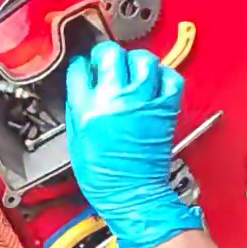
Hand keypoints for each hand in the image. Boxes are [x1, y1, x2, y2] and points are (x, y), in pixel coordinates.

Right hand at [65, 41, 201, 247]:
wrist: (131, 194)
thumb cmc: (103, 174)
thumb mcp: (75, 138)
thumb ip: (78, 107)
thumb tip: (82, 86)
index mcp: (88, 108)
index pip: (80, 68)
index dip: (82, 65)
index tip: (85, 68)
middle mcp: (115, 99)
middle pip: (111, 53)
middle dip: (107, 54)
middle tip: (108, 63)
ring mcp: (144, 102)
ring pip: (144, 59)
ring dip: (136, 61)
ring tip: (133, 71)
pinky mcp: (165, 109)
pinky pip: (171, 78)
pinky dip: (164, 75)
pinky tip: (155, 82)